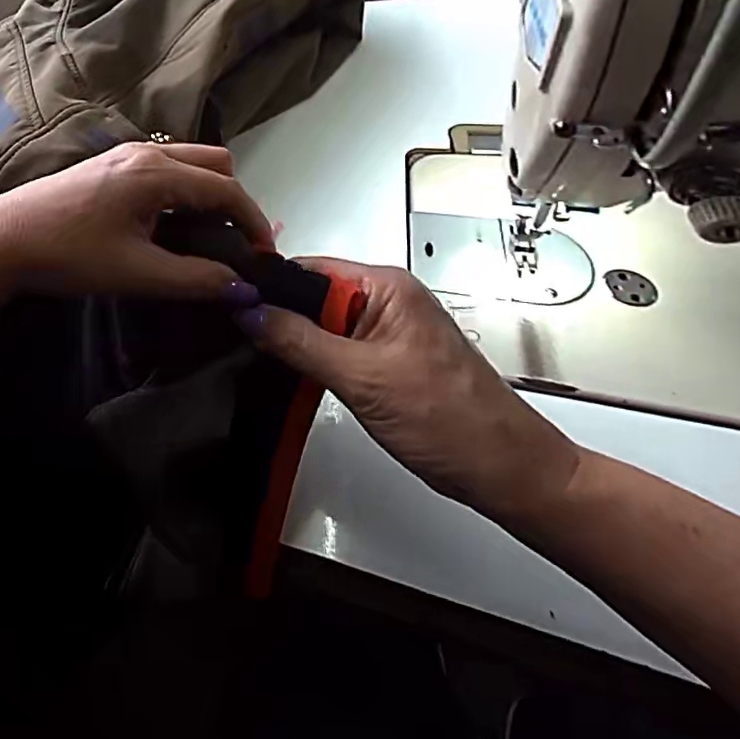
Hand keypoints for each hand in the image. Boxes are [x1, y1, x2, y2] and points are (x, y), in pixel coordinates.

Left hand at [0, 142, 271, 347]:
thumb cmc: (67, 255)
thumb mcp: (136, 273)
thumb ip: (196, 280)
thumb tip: (244, 289)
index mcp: (156, 172)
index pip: (227, 190)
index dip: (254, 222)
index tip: (265, 256)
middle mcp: (147, 152)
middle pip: (217, 163)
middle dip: (234, 201)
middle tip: (231, 243)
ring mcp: (127, 154)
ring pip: (192, 161)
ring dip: (208, 193)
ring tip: (203, 236)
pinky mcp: (112, 163)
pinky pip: (168, 166)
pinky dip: (185, 189)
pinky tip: (169, 223)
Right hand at [235, 258, 580, 525]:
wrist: (502, 470)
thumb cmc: (454, 421)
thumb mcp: (362, 378)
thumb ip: (301, 342)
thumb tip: (253, 313)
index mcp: (388, 286)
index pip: (312, 268)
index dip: (273, 287)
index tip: (237, 307)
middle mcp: (389, 300)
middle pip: (316, 296)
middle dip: (282, 318)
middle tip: (245, 341)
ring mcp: (389, 331)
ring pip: (326, 325)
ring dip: (299, 343)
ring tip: (270, 363)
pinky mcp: (388, 359)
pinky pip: (340, 348)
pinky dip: (318, 361)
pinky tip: (302, 378)